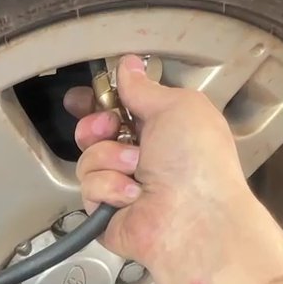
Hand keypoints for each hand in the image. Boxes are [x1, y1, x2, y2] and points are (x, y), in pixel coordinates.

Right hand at [62, 55, 273, 283]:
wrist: (192, 217)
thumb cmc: (198, 162)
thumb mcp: (177, 106)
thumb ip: (145, 87)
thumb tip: (129, 66)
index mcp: (159, 128)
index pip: (118, 109)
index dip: (100, 101)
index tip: (84, 96)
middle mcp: (138, 157)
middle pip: (93, 133)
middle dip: (96, 126)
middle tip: (110, 128)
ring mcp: (119, 185)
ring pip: (87, 159)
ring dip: (110, 158)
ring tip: (136, 170)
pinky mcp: (104, 211)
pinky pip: (88, 188)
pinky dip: (110, 187)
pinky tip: (132, 196)